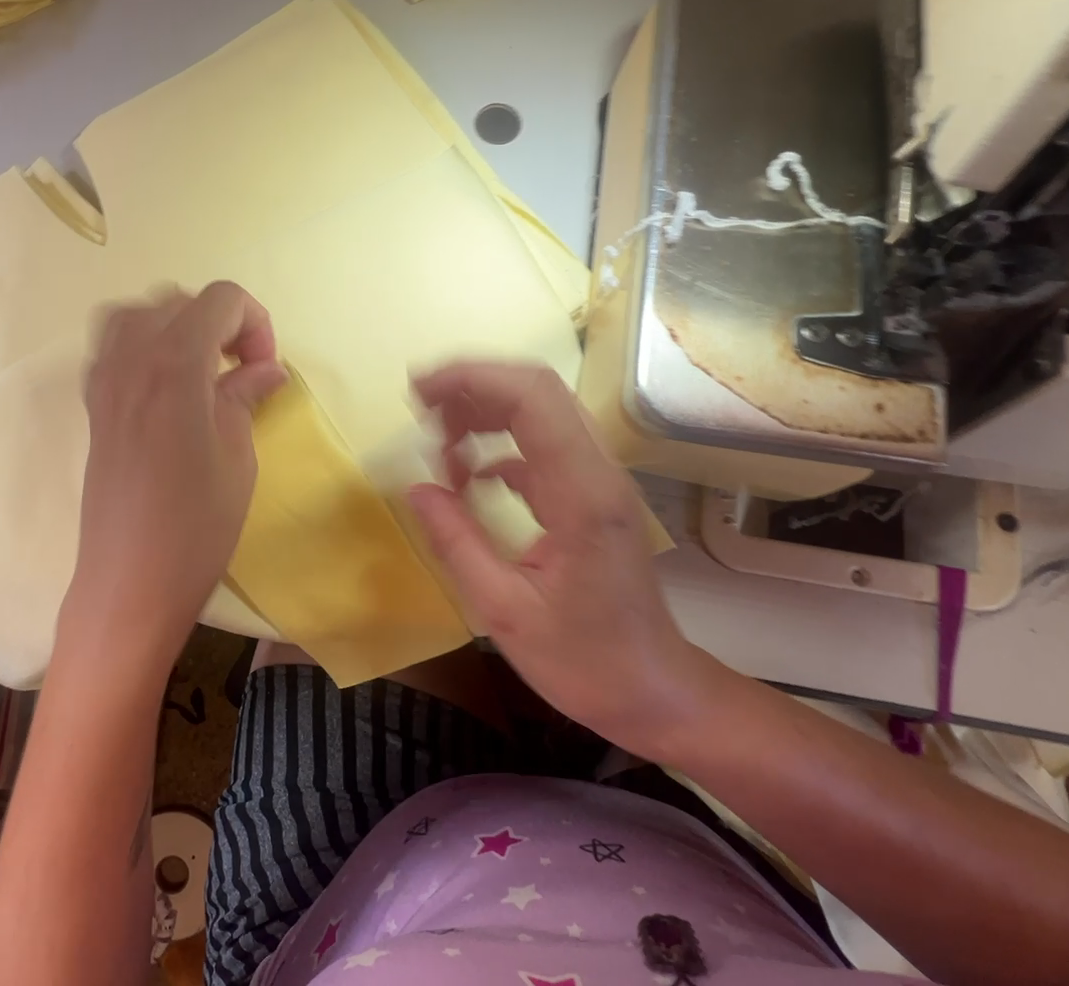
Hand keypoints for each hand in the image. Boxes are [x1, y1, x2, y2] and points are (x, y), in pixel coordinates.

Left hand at [67, 283, 286, 664]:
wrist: (130, 582)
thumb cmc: (196, 525)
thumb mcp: (238, 457)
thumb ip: (245, 397)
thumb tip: (266, 369)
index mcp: (174, 364)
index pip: (220, 300)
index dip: (254, 323)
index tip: (265, 370)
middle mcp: (131, 359)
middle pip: (178, 301)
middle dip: (219, 322)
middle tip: (242, 371)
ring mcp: (103, 381)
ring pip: (138, 315)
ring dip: (177, 328)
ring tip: (203, 371)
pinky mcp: (93, 407)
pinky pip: (113, 347)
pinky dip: (144, 347)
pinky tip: (167, 389)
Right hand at [408, 362, 712, 754]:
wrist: (654, 691)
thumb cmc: (584, 662)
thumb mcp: (504, 610)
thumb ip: (456, 542)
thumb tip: (415, 488)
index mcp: (582, 493)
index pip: (532, 398)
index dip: (471, 378)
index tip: (417, 392)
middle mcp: (597, 473)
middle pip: (537, 393)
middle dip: (471, 389)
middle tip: (418, 415)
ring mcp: (598, 483)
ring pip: (539, 416)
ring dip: (483, 417)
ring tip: (436, 450)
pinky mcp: (590, 499)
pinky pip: (541, 450)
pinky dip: (497, 450)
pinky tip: (467, 480)